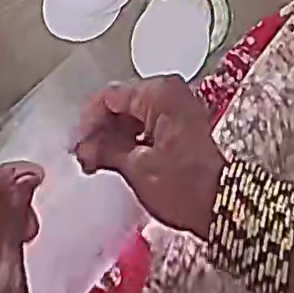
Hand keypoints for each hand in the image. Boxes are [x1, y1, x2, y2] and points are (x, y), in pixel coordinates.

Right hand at [73, 77, 224, 234]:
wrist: (218, 201)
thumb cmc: (181, 183)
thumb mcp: (137, 167)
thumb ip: (105, 149)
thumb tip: (82, 146)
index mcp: (160, 92)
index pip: (112, 95)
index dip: (89, 120)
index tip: (75, 145)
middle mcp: (169, 91)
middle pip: (122, 102)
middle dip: (100, 129)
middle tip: (82, 158)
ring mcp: (176, 105)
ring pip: (132, 113)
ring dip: (112, 136)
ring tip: (94, 164)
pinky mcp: (179, 122)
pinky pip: (146, 122)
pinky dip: (129, 139)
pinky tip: (115, 161)